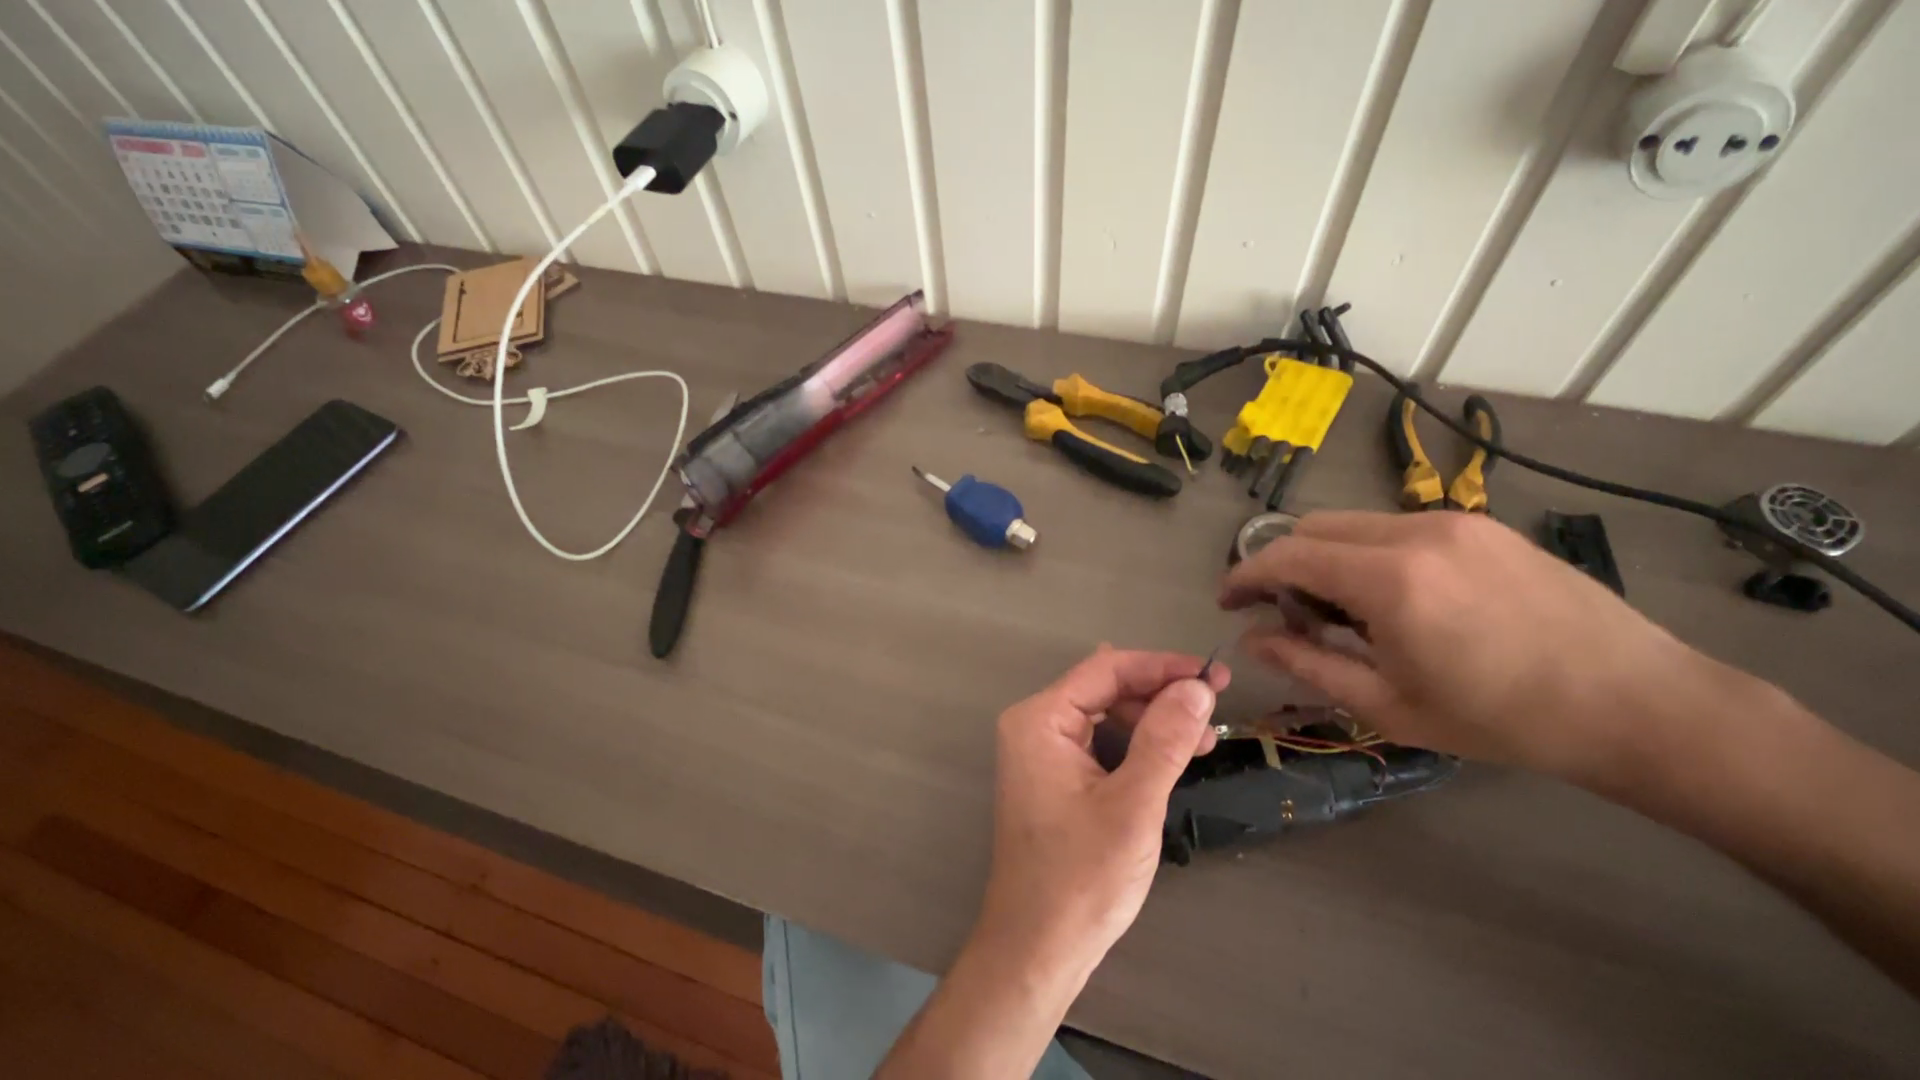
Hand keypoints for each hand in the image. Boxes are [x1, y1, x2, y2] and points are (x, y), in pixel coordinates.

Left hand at [975, 647, 1228, 979]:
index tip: (1216, 676)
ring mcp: (1041, 755)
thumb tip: (1198, 687)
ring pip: (1105, 717)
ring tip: (1205, 741)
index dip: (1163, 667)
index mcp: (1039, 721)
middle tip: (1216, 708)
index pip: (1106, 669)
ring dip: (1154, 722)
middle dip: (1161, 694)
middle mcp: (1034, 728)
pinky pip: (1099, 745)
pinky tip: (1172, 759)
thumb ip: (1165, 740)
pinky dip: (1137, 747)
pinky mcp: (1053, 781)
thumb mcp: (1133, 804)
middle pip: (1105, 689)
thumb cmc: (1082, 876)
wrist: (1037, 947)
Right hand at [1220, 511, 1703, 782]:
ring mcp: (1455, 521)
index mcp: (1389, 578)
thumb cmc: (1501, 719)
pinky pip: (1400, 528)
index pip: (1286, 554)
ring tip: (1343, 614)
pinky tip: (1396, 601)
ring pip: (1356, 524)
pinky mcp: (1484, 526)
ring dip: (1328, 558)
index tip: (1227, 602)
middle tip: (1285, 615)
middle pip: (1315, 527)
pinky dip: (1371, 554)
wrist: (1632, 702)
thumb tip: (1252, 640)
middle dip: (1283, 564)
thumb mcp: (1390, 706)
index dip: (1245, 575)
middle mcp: (1416, 530)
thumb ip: (1308, 665)